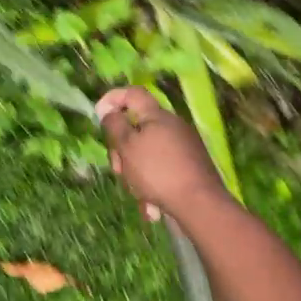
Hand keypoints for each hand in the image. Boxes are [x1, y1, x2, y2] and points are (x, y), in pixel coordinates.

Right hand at [97, 86, 229, 221]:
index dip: (112, 98)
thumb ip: (113, 124)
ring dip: (135, 171)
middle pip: (136, 128)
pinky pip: (160, 169)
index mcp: (158, 116)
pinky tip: (151, 206)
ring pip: (145, 152)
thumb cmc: (158, 171)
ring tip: (137, 194)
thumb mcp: (126, 146)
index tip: (99, 116)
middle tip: (118, 168)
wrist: (202, 207)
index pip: (132, 93)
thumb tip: (109, 111)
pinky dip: (151, 183)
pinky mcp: (190, 168)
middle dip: (121, 148)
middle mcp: (172, 127)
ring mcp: (183, 148)